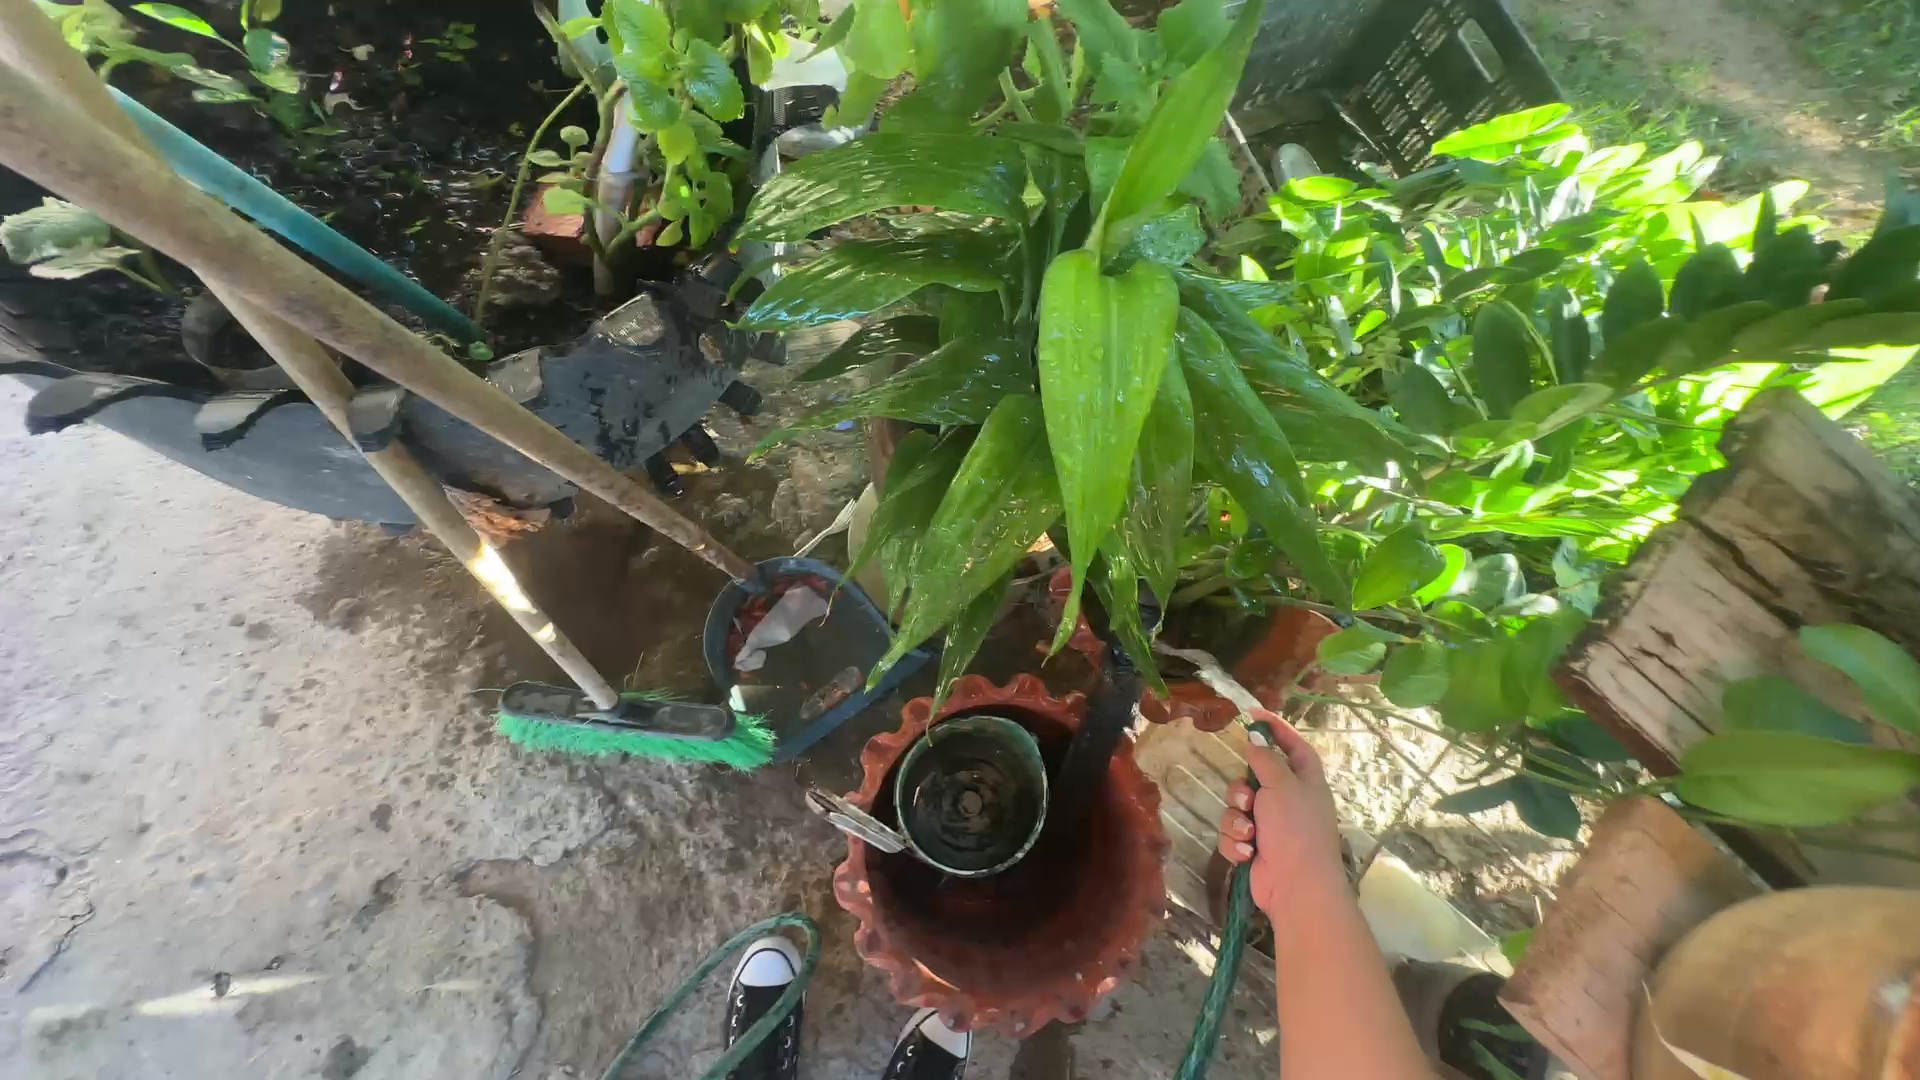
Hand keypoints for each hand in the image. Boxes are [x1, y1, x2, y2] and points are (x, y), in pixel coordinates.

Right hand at [1217, 708, 1345, 917]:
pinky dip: (1236, 842)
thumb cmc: (1296, 829)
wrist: (1296, 886)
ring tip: (1249, 834)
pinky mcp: (1253, 847)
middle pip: (1253, 778)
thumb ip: (1266, 759)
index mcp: (1304, 781)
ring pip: (1236, 807)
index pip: (1292, 745)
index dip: (1276, 728)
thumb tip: (1257, 738)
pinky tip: (1247, 853)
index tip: (1252, 714)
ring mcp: (1270, 826)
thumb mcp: (1282, 785)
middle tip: (1247, 799)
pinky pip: (1232, 833)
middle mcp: (1287, 800)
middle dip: (1242, 789)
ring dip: (1237, 819)